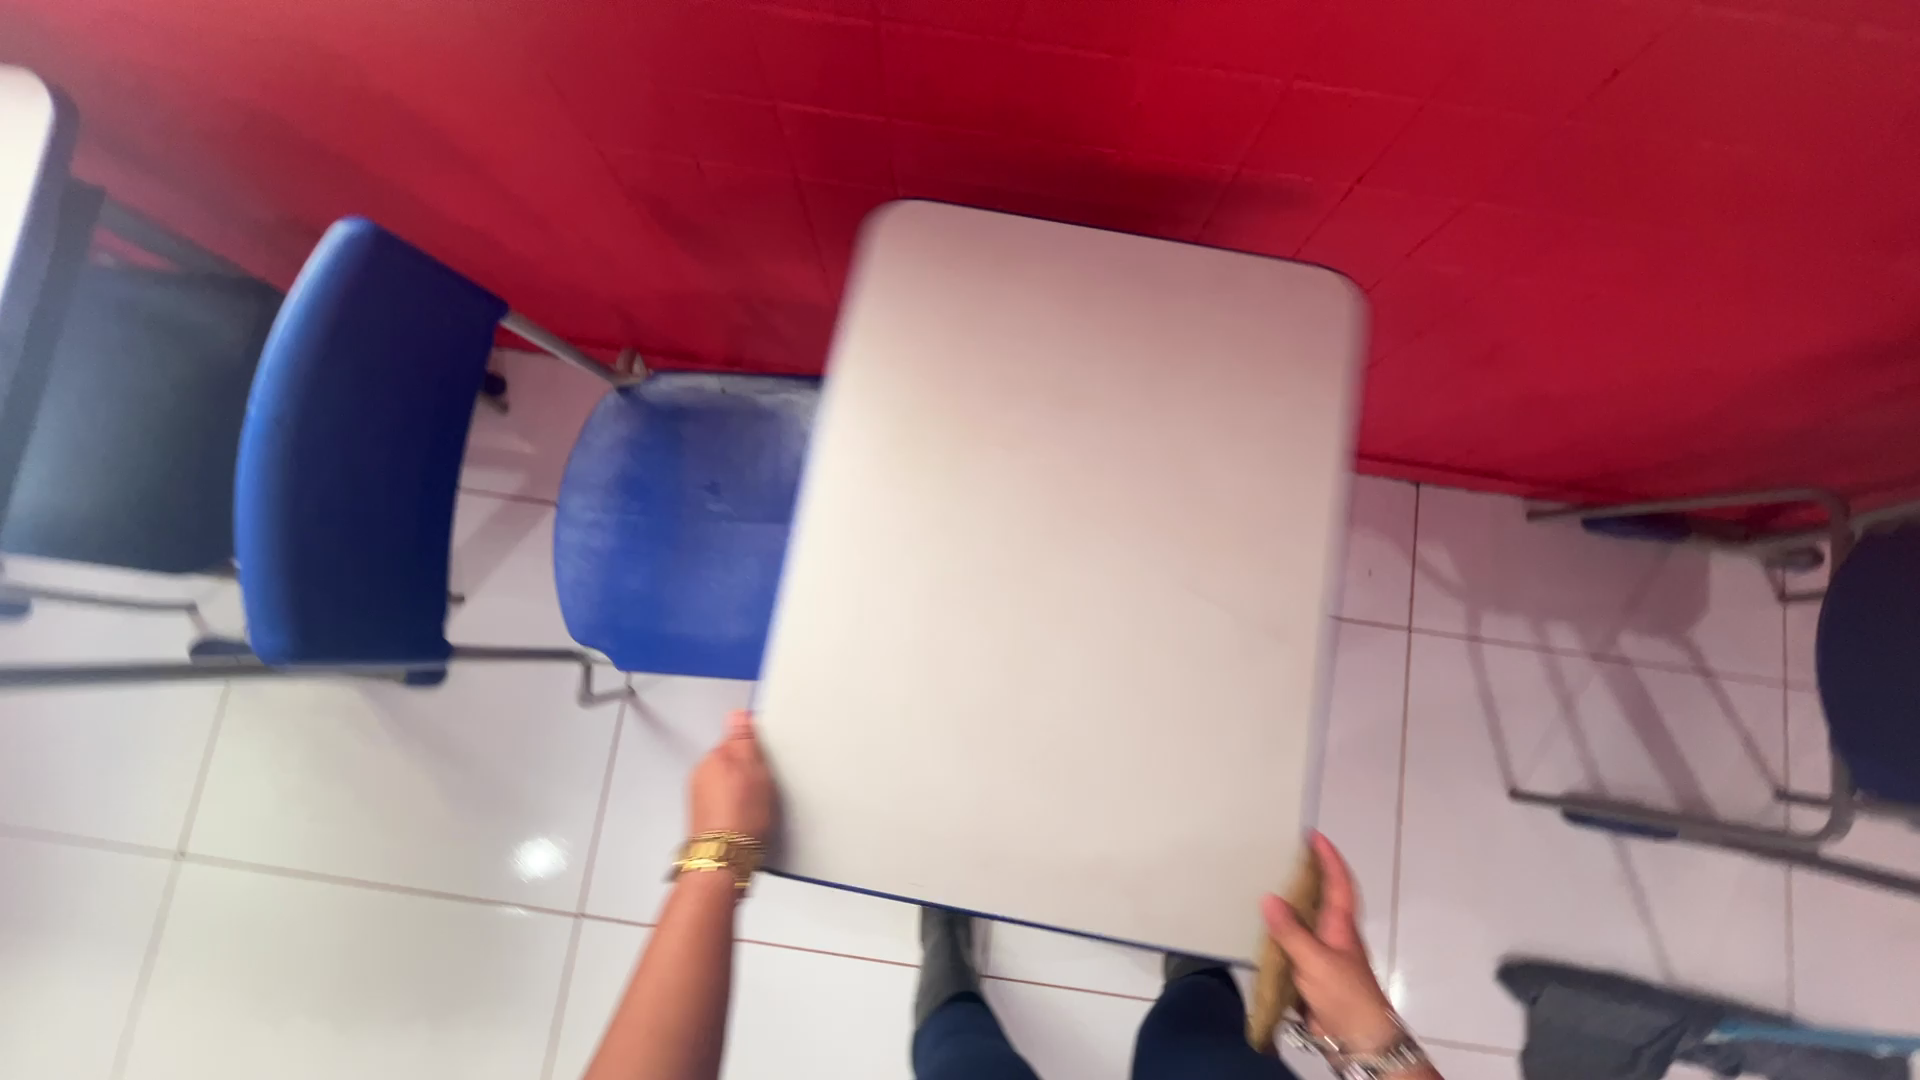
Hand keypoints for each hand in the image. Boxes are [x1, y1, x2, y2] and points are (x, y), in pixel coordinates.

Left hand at [688, 710, 774, 842]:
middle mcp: (702, 774)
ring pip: (730, 781)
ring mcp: (701, 796)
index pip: (738, 738)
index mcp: (714, 757)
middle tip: (765, 784)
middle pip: (733, 760)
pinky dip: (737, 805)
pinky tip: (749, 817)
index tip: (766, 761)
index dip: (757, 749)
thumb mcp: (755, 770)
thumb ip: (745, 739)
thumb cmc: (741, 819)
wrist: (724, 861)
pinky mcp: (706, 815)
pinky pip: (726, 800)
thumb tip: (737, 714)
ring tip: (757, 805)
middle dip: (750, 769)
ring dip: (743, 789)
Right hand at [1261, 832, 1399, 1051]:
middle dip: (1309, 873)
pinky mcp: (1312, 972)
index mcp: (1341, 925)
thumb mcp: (1316, 961)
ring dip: (1292, 901)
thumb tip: (1268, 897)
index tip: (1314, 835)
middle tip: (1283, 852)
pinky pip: (1294, 942)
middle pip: (1323, 896)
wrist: (1360, 1043)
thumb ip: (1291, 931)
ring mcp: (1324, 953)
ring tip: (1266, 882)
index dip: (1329, 858)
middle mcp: (1334, 934)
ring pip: (1307, 919)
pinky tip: (1262, 928)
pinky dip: (1280, 929)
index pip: (1338, 883)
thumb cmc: (1345, 996)